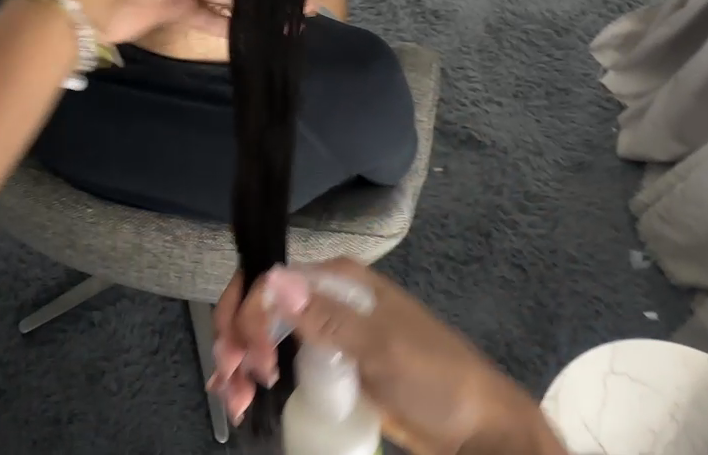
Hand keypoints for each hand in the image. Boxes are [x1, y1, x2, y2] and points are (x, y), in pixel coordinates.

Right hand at [211, 260, 558, 454]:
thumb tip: (274, 279)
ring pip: (265, 336)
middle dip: (235, 338)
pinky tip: (244, 399)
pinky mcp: (330, 369)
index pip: (271, 282)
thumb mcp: (383, 349)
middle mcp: (328, 299)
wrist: (477, 428)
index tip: (248, 361)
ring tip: (235, 400)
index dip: (248, 315)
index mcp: (339, 279)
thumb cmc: (435, 379)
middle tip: (230, 382)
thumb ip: (328, 319)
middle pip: (261, 306)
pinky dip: (256, 379)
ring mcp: (328, 336)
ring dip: (239, 362)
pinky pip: (282, 364)